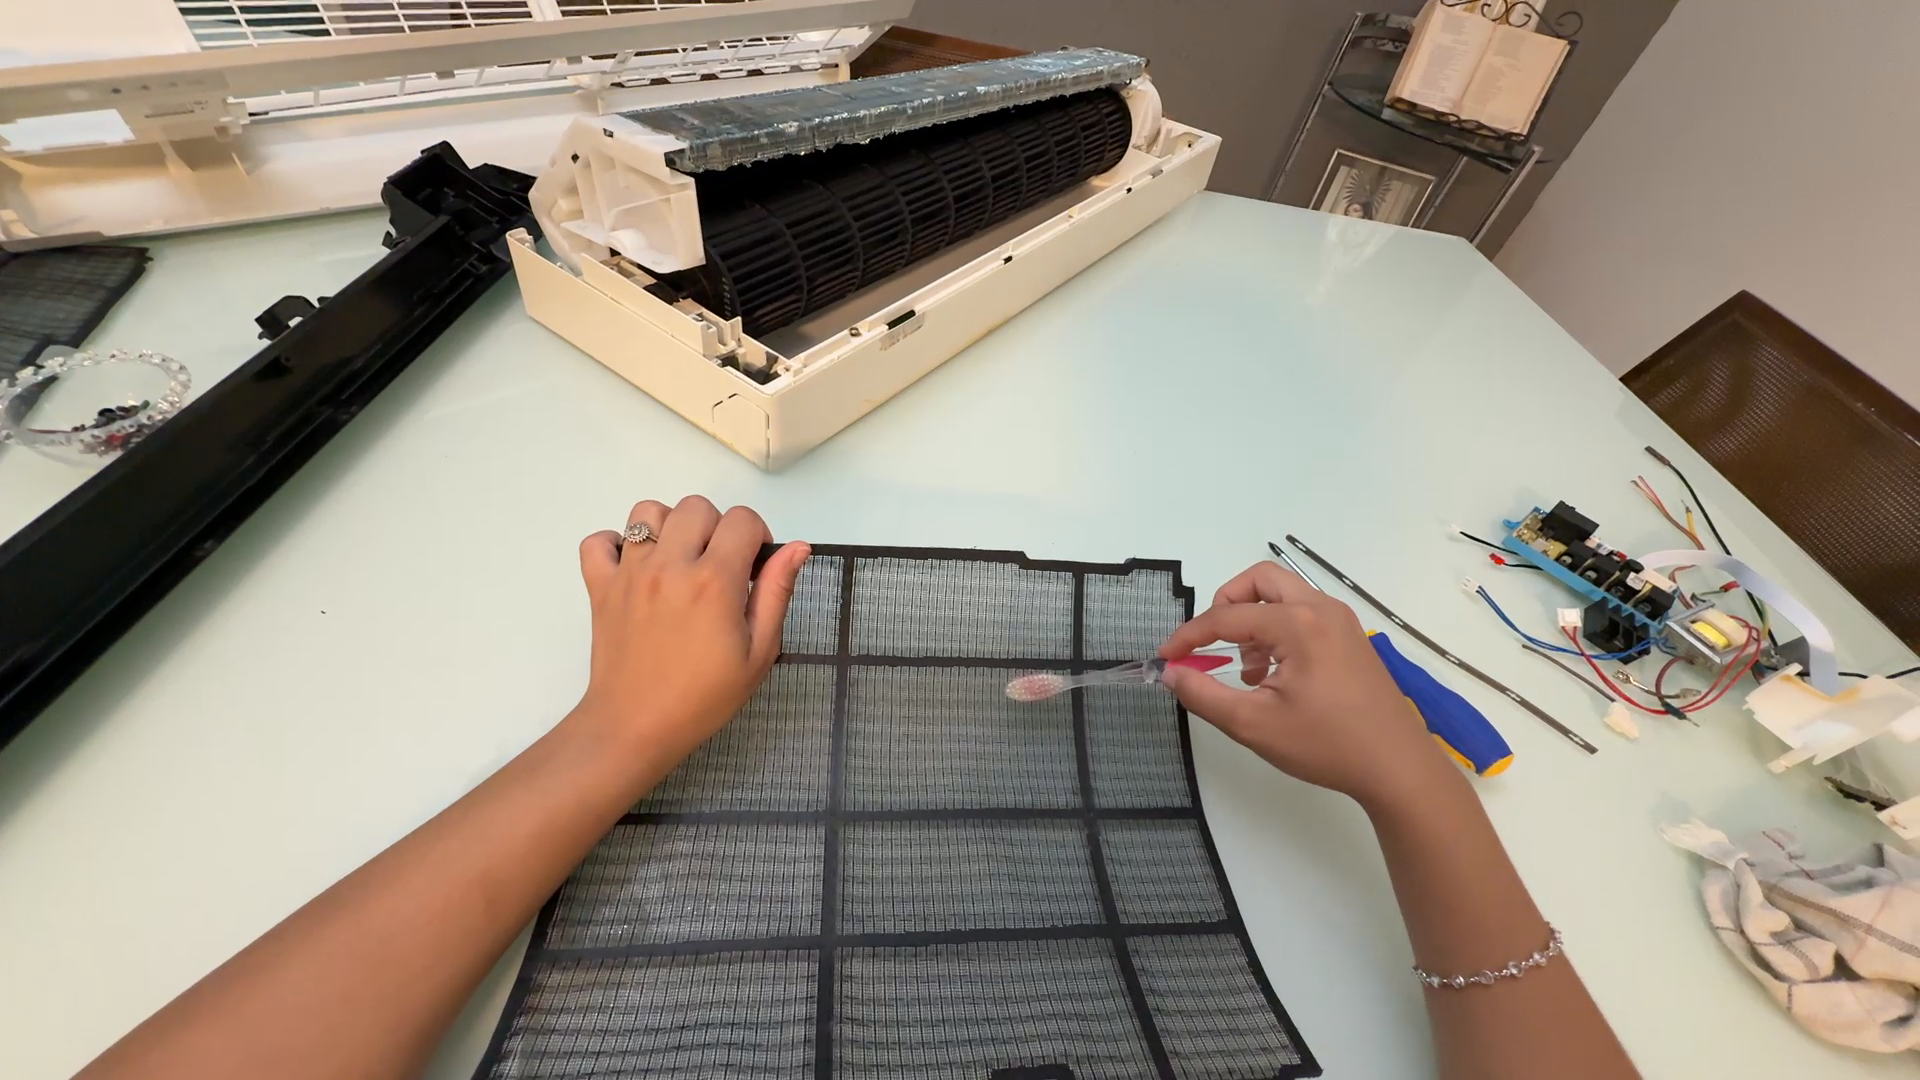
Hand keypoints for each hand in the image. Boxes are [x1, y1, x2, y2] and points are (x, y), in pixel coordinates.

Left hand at [571, 496, 808, 770]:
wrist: (636, 727)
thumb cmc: (705, 696)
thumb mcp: (760, 651)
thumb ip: (777, 592)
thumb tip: (797, 548)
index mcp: (716, 581)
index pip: (742, 520)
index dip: (758, 536)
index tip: (755, 568)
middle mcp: (671, 565)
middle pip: (697, 507)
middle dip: (717, 527)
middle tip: (720, 567)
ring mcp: (630, 573)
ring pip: (648, 512)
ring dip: (670, 527)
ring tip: (679, 562)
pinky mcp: (599, 586)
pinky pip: (598, 541)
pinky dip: (616, 545)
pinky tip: (637, 569)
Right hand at [1158, 562, 1454, 808]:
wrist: (1399, 769)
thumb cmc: (1326, 745)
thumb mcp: (1253, 724)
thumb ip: (1203, 695)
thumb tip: (1171, 673)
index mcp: (1297, 624)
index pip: (1226, 616)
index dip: (1189, 636)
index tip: (1165, 657)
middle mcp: (1320, 609)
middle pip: (1259, 580)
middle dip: (1225, 604)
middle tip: (1210, 640)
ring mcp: (1340, 621)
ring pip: (1282, 594)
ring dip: (1251, 618)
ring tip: (1244, 669)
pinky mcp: (1349, 637)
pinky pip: (1301, 614)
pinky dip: (1275, 630)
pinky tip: (1272, 676)